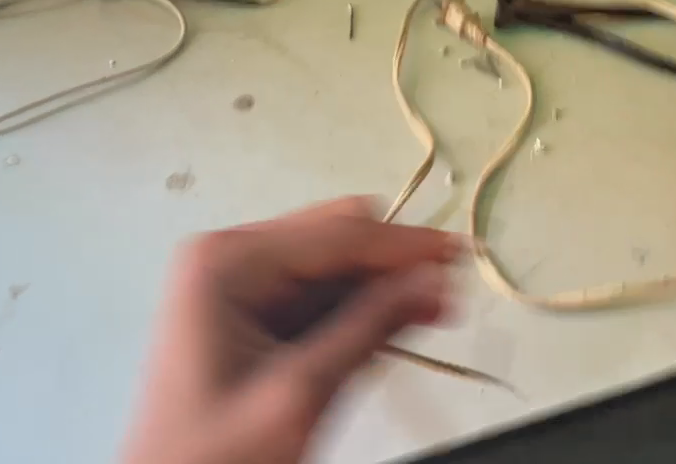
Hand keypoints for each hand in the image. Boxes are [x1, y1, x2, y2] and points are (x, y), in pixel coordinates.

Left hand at [122, 197, 460, 463]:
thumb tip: (435, 279)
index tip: (461, 255)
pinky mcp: (256, 313)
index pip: (341, 234)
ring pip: (340, 265)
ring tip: (431, 314)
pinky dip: (362, 310)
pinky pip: (326, 294)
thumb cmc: (214, 463)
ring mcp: (244, 283)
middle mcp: (235, 256)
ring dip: (384, 288)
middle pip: (342, 238)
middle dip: (395, 264)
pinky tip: (392, 330)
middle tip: (446, 295)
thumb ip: (370, 327)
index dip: (406, 245)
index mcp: (229, 261)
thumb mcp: (298, 395)